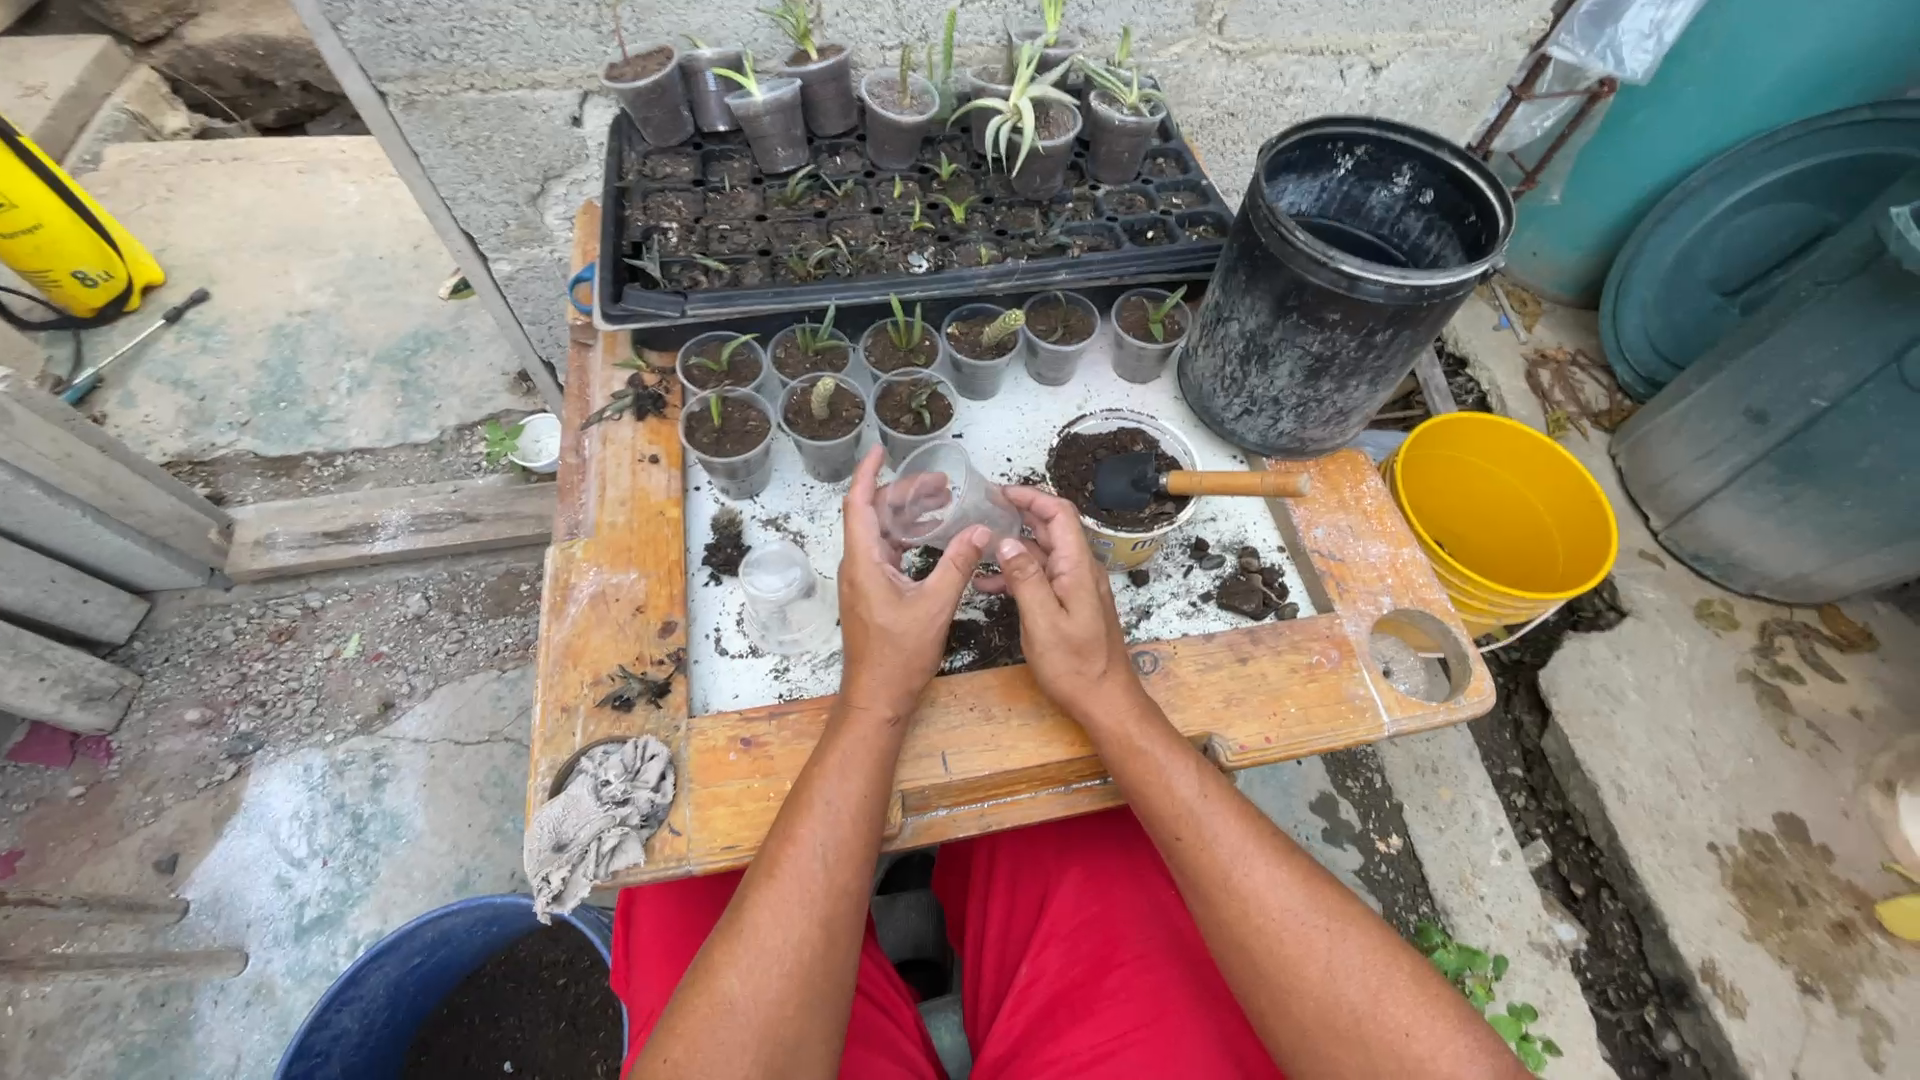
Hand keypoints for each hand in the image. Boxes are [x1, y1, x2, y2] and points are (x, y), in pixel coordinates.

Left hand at [838, 446, 991, 723]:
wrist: (877, 696)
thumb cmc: (898, 657)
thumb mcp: (935, 607)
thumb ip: (958, 565)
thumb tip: (980, 531)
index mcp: (864, 562)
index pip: (858, 504)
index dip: (866, 473)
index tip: (880, 449)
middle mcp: (858, 565)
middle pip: (874, 514)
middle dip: (904, 492)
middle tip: (941, 484)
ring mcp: (864, 579)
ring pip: (882, 532)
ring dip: (908, 514)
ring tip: (943, 503)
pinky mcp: (874, 592)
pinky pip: (887, 551)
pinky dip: (908, 537)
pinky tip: (933, 536)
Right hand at [975, 486, 1148, 724]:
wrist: (1105, 700)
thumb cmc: (1076, 667)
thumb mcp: (1042, 622)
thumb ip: (1025, 578)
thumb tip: (1006, 541)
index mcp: (1077, 568)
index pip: (1059, 514)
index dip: (1032, 497)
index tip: (1001, 492)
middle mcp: (1081, 570)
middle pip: (1052, 528)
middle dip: (1020, 514)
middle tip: (985, 509)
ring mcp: (1077, 587)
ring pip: (1044, 553)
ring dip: (1014, 547)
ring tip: (979, 546)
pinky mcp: (1071, 603)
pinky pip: (1043, 577)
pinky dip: (1018, 574)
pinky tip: (989, 584)